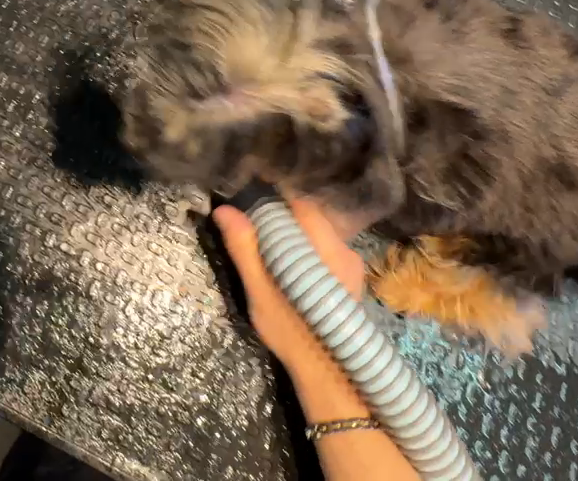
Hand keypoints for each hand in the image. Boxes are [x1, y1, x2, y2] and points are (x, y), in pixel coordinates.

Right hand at [212, 198, 366, 408]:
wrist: (330, 377)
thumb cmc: (292, 332)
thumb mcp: (260, 292)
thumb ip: (244, 248)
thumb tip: (224, 210)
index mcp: (325, 247)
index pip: (300, 204)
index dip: (274, 200)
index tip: (252, 207)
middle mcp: (344, 249)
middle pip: (310, 217)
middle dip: (283, 219)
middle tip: (256, 232)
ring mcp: (352, 265)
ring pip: (319, 233)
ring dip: (295, 235)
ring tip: (270, 252)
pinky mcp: (353, 280)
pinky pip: (327, 249)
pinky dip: (307, 250)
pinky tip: (290, 269)